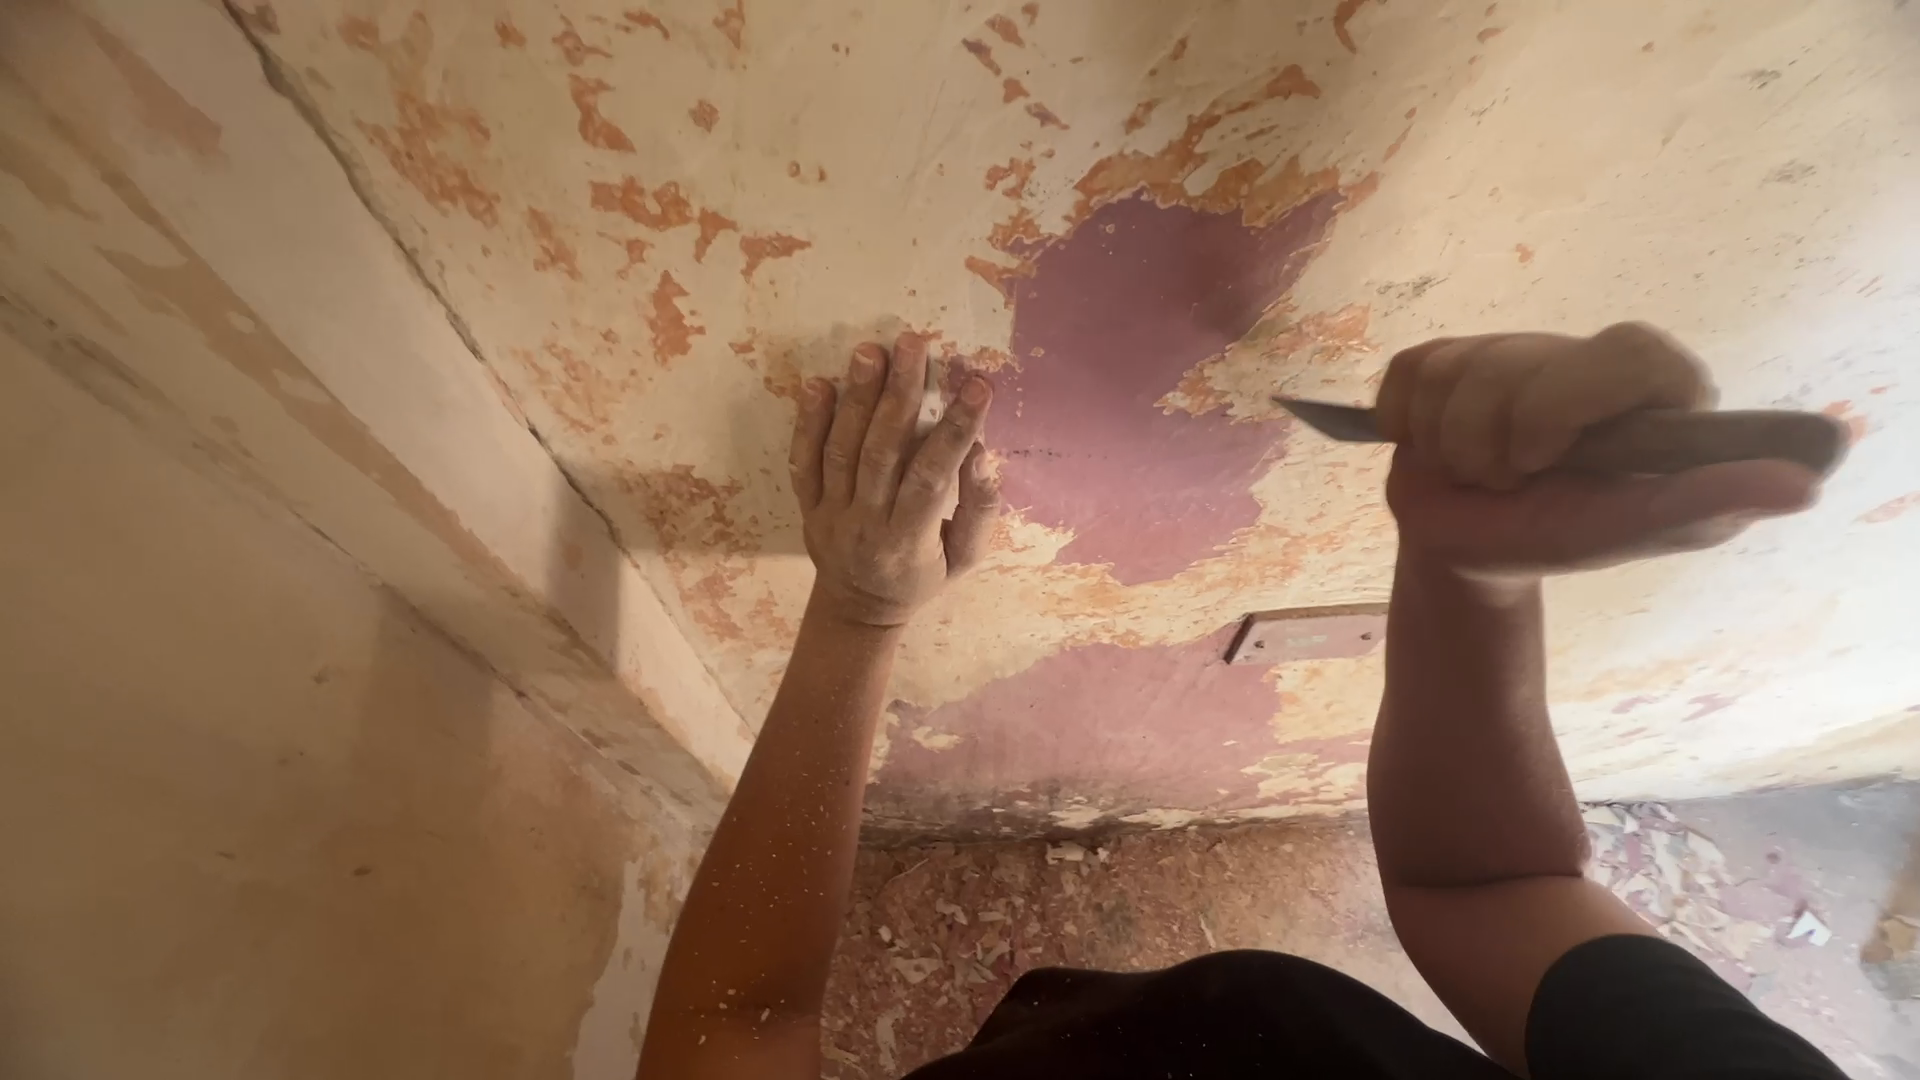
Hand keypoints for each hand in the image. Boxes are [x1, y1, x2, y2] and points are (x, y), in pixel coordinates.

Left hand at [789, 332, 997, 627]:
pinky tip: (817, 384)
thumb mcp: (965, 559)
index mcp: (909, 541)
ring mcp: (830, 515)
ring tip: (869, 351)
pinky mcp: (806, 507)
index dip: (956, 429)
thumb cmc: (922, 579)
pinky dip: (808, 423)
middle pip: (881, 453)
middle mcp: (866, 525)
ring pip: (841, 451)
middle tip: (913, 343)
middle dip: (899, 395)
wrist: (859, 610)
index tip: (980, 384)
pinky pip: (802, 463)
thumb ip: (979, 509)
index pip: (933, 477)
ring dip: (855, 398)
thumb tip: (984, 454)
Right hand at [1376, 323, 1820, 576]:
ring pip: (1449, 370)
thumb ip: (1694, 506)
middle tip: (1501, 480)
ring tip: (1466, 469)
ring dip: (1443, 443)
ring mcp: (1499, 353)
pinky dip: (1403, 423)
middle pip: (1510, 362)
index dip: (1562, 403)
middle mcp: (1574, 358)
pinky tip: (1427, 443)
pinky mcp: (1437, 362)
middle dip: (1483, 443)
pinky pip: (1407, 372)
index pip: (1623, 351)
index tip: (1541, 460)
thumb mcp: (1618, 534)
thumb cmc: (1542, 538)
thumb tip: (1796, 485)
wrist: (1460, 545)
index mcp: (1643, 388)